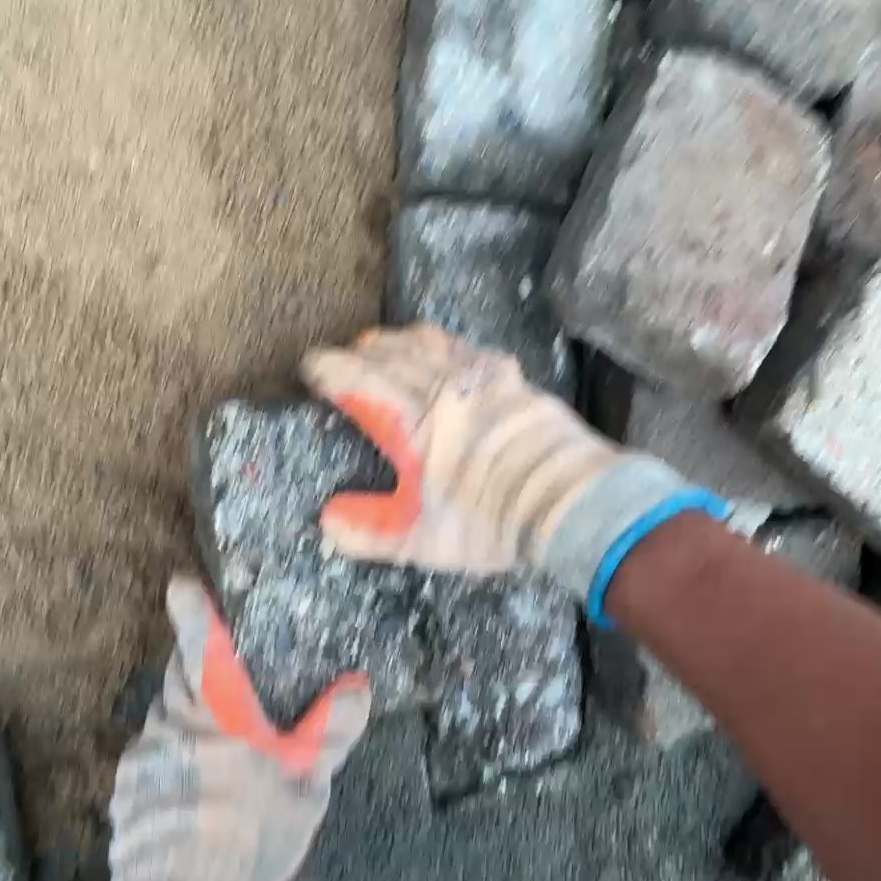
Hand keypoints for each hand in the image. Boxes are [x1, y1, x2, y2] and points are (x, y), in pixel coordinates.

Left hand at [94, 576, 372, 880]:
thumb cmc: (254, 837)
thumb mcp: (307, 786)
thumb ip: (333, 732)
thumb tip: (360, 687)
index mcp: (218, 713)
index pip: (201, 646)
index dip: (191, 611)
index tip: (180, 584)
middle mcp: (172, 724)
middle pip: (176, 676)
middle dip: (192, 666)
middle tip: (219, 679)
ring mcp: (141, 760)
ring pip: (162, 717)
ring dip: (183, 719)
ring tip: (215, 749)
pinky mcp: (125, 794)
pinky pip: (148, 758)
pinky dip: (168, 758)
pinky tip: (192, 791)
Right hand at [300, 326, 620, 572]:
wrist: (569, 502)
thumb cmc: (487, 520)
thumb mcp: (420, 539)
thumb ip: (368, 529)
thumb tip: (329, 520)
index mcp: (408, 419)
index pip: (353, 378)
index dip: (327, 368)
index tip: (311, 366)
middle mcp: (439, 386)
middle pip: (389, 351)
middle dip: (361, 350)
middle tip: (347, 356)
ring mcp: (479, 376)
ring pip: (429, 341)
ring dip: (401, 341)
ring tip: (389, 345)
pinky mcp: (512, 378)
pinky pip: (469, 348)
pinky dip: (447, 347)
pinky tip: (452, 355)